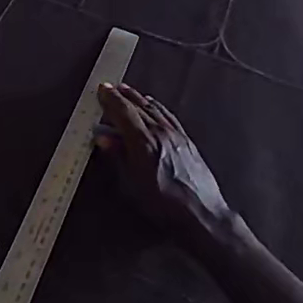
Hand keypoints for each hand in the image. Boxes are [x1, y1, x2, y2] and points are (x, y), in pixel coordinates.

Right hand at [95, 83, 238, 245]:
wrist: (201, 214)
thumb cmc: (164, 205)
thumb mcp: (132, 185)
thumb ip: (118, 157)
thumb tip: (104, 139)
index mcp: (143, 142)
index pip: (123, 111)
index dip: (110, 99)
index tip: (101, 90)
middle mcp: (160, 132)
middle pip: (137, 106)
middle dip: (121, 95)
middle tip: (110, 88)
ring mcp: (175, 134)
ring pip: (153, 108)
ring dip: (138, 98)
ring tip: (127, 91)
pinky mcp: (186, 139)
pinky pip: (168, 115)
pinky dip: (156, 106)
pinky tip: (152, 104)